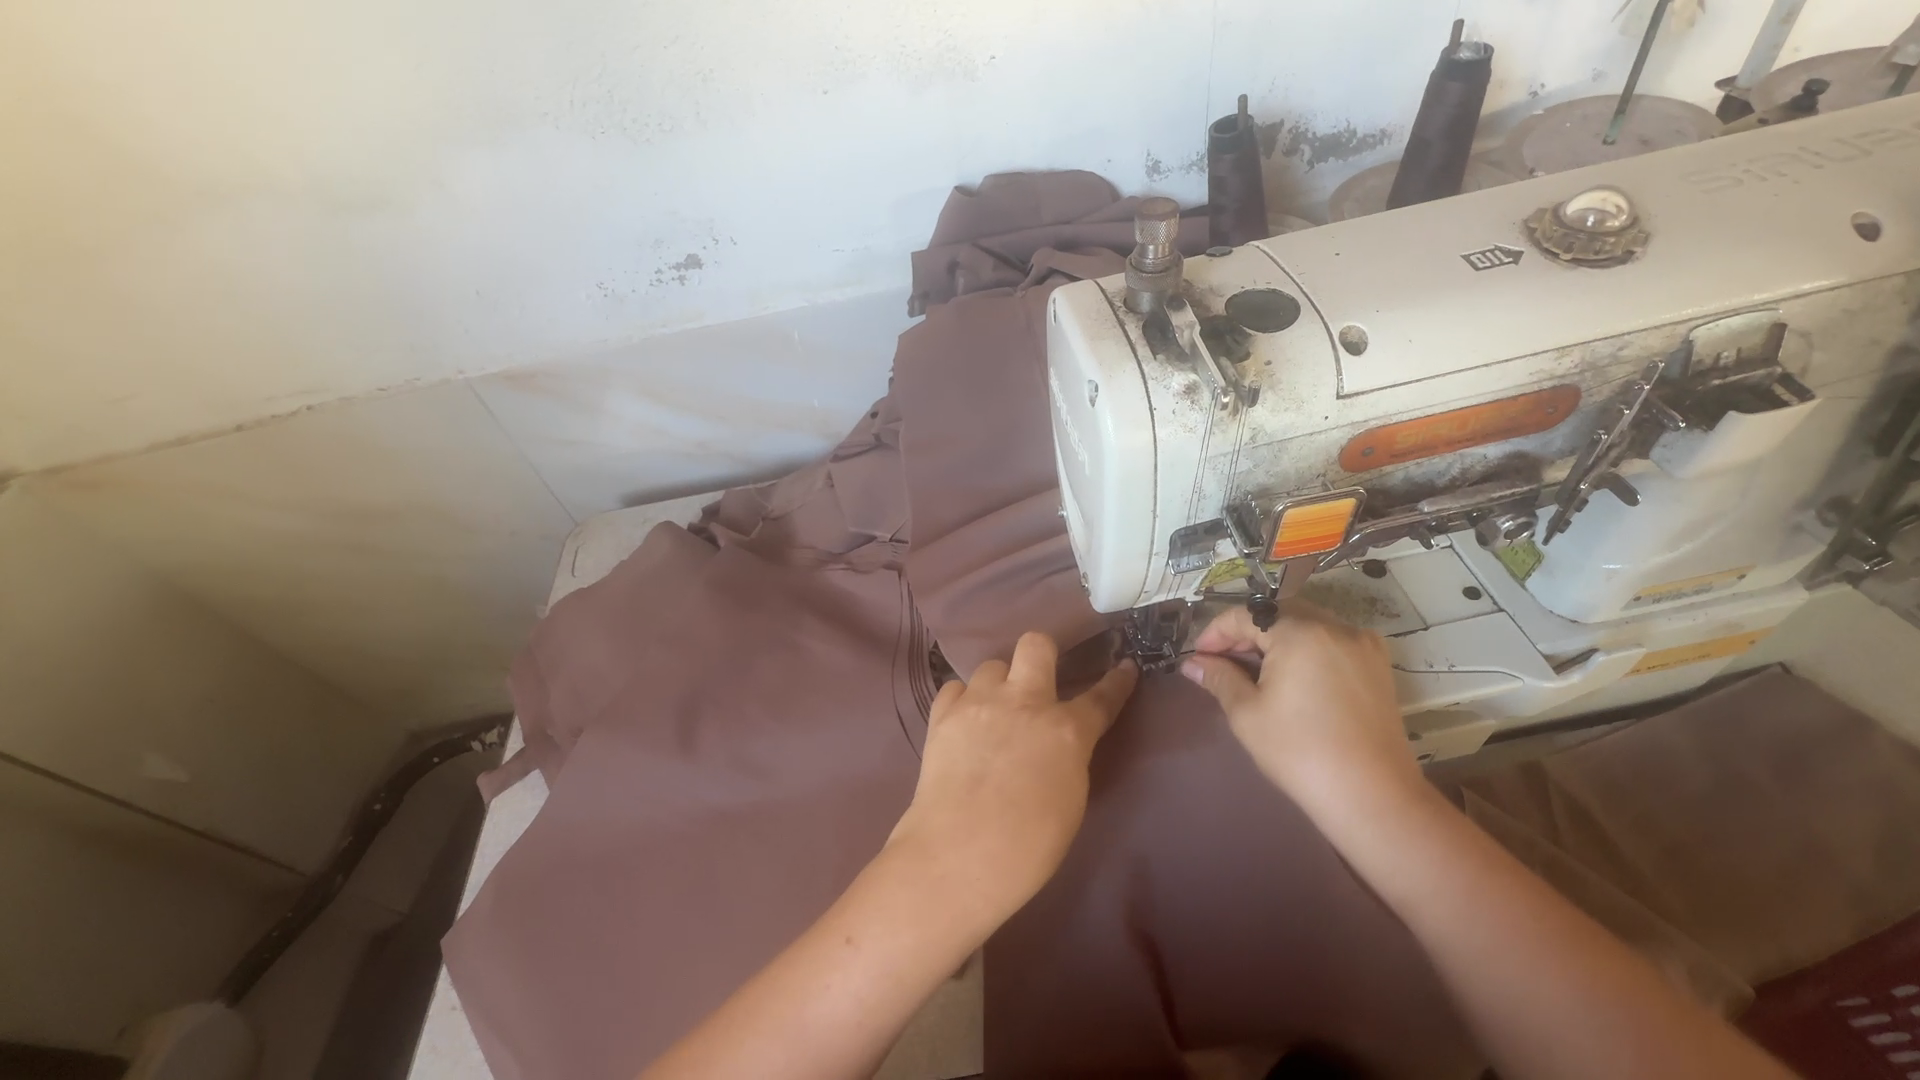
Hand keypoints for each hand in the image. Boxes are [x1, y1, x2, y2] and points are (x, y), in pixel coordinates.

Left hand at [888, 633, 1137, 923]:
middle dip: (1042, 654)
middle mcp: (1024, 702)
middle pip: (1036, 644)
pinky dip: (964, 701)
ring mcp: (979, 703)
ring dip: (999, 684)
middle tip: (1039, 681)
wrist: (958, 855)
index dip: (1117, 681)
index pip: (1101, 696)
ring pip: (991, 665)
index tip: (1124, 666)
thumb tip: (1061, 741)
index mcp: (1066, 730)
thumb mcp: (1071, 799)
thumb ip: (1069, 756)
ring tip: (994, 713)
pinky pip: (956, 688)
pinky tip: (964, 723)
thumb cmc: (1028, 845)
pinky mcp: (942, 715)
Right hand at [1180, 602, 1418, 810]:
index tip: (1198, 657)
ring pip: (1307, 625)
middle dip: (1247, 633)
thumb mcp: (1247, 713)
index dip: (1216, 632)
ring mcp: (1362, 644)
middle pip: (1279, 614)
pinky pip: (1331, 642)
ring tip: (1254, 671)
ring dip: (1276, 639)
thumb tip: (1193, 664)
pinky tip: (1293, 678)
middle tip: (1222, 662)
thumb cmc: (1299, 752)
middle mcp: (1335, 627)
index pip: (1247, 614)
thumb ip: (1219, 678)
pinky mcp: (1377, 665)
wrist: (1371, 794)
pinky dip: (1306, 649)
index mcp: (1300, 633)